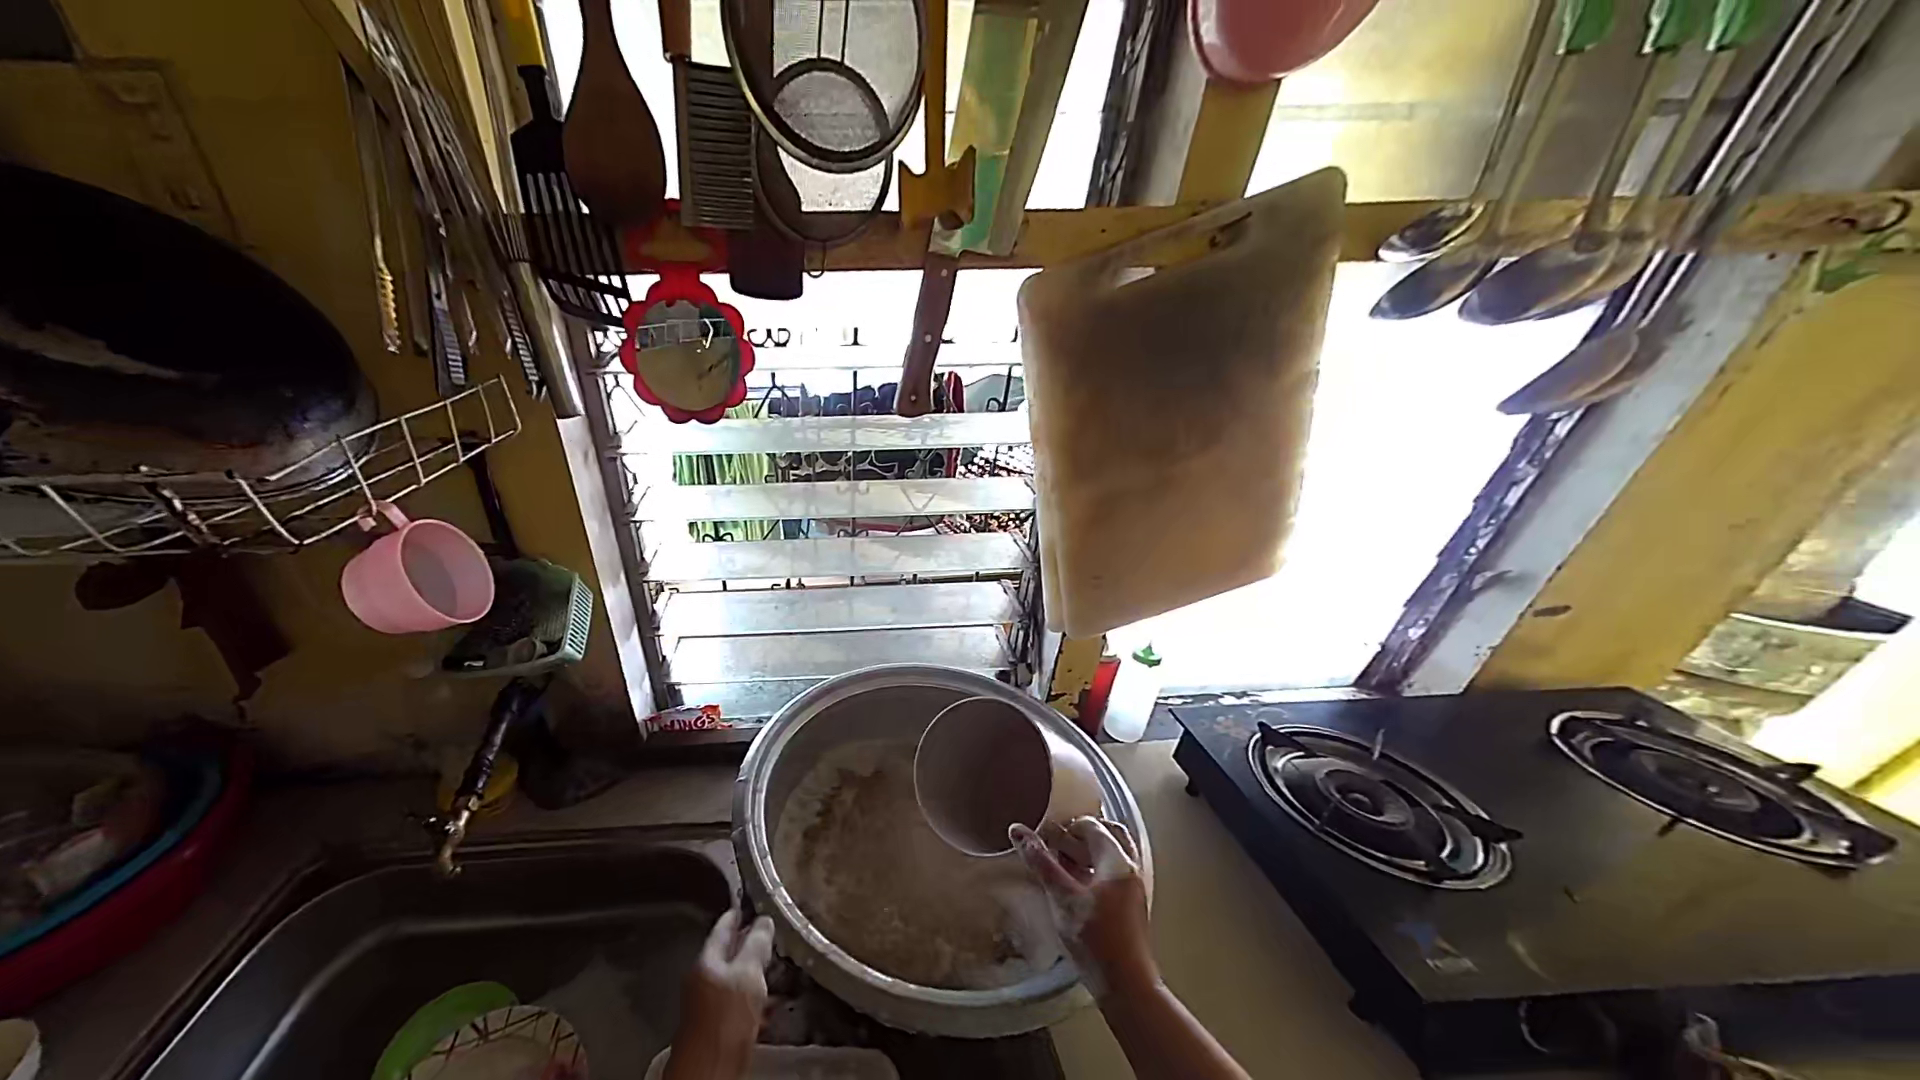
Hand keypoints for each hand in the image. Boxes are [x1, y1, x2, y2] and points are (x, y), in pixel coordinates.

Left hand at [664, 909, 773, 1079]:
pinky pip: (740, 999)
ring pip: (737, 976)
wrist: (710, 1072)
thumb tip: (764, 919)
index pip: (724, 926)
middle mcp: (704, 977)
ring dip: (757, 969)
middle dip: (752, 942)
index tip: (758, 900)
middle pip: (730, 951)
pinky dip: (756, 994)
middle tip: (776, 932)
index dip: (741, 911)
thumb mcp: (747, 974)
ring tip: (781, 963)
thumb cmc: (727, 1018)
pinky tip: (774, 999)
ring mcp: (710, 1002)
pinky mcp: (719, 1024)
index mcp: (706, 960)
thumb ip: (756, 945)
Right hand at [1010, 816, 1154, 999]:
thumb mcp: (1061, 898)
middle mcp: (1130, 868)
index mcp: (1117, 859)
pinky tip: (1076, 886)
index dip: (1067, 827)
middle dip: (1081, 835)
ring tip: (1064, 863)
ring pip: (1113, 854)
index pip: (1092, 825)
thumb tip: (1019, 831)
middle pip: (1108, 834)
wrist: (1128, 987)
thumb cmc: (1097, 941)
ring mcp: (1133, 887)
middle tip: (1057, 843)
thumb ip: (1041, 863)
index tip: (1047, 837)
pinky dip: (1096, 868)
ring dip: (1089, 852)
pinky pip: (1114, 873)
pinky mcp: (1131, 905)